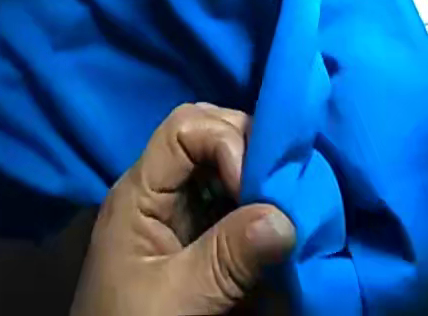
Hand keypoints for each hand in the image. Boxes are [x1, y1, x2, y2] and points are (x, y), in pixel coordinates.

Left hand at [70, 103, 296, 315]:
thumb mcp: (176, 299)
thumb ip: (227, 259)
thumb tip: (285, 218)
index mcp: (140, 189)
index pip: (182, 128)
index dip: (225, 140)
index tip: (255, 186)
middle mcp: (158, 188)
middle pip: (202, 133)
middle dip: (246, 146)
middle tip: (282, 183)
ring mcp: (176, 211)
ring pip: (218, 163)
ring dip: (254, 172)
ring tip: (287, 198)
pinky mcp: (194, 238)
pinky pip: (226, 200)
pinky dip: (255, 203)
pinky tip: (277, 219)